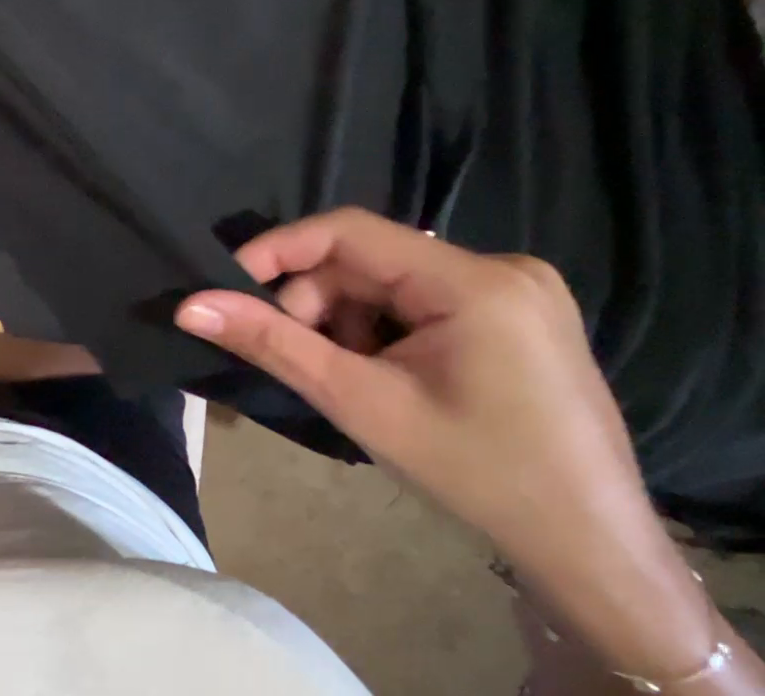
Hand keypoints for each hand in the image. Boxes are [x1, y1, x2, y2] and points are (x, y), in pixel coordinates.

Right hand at [172, 207, 645, 562]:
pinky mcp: (518, 315)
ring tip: (350, 379)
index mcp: (475, 280)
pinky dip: (382, 331)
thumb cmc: (477, 474)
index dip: (276, 251)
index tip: (226, 291)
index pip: (347, 231)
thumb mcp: (360, 403)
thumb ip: (271, 343)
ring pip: (389, 282)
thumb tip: (188, 305)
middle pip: (367, 260)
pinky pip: (420, 300)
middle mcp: (502, 267)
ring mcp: (517, 291)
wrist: (593, 550)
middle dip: (316, 304)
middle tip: (301, 360)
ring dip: (347, 322)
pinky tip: (386, 376)